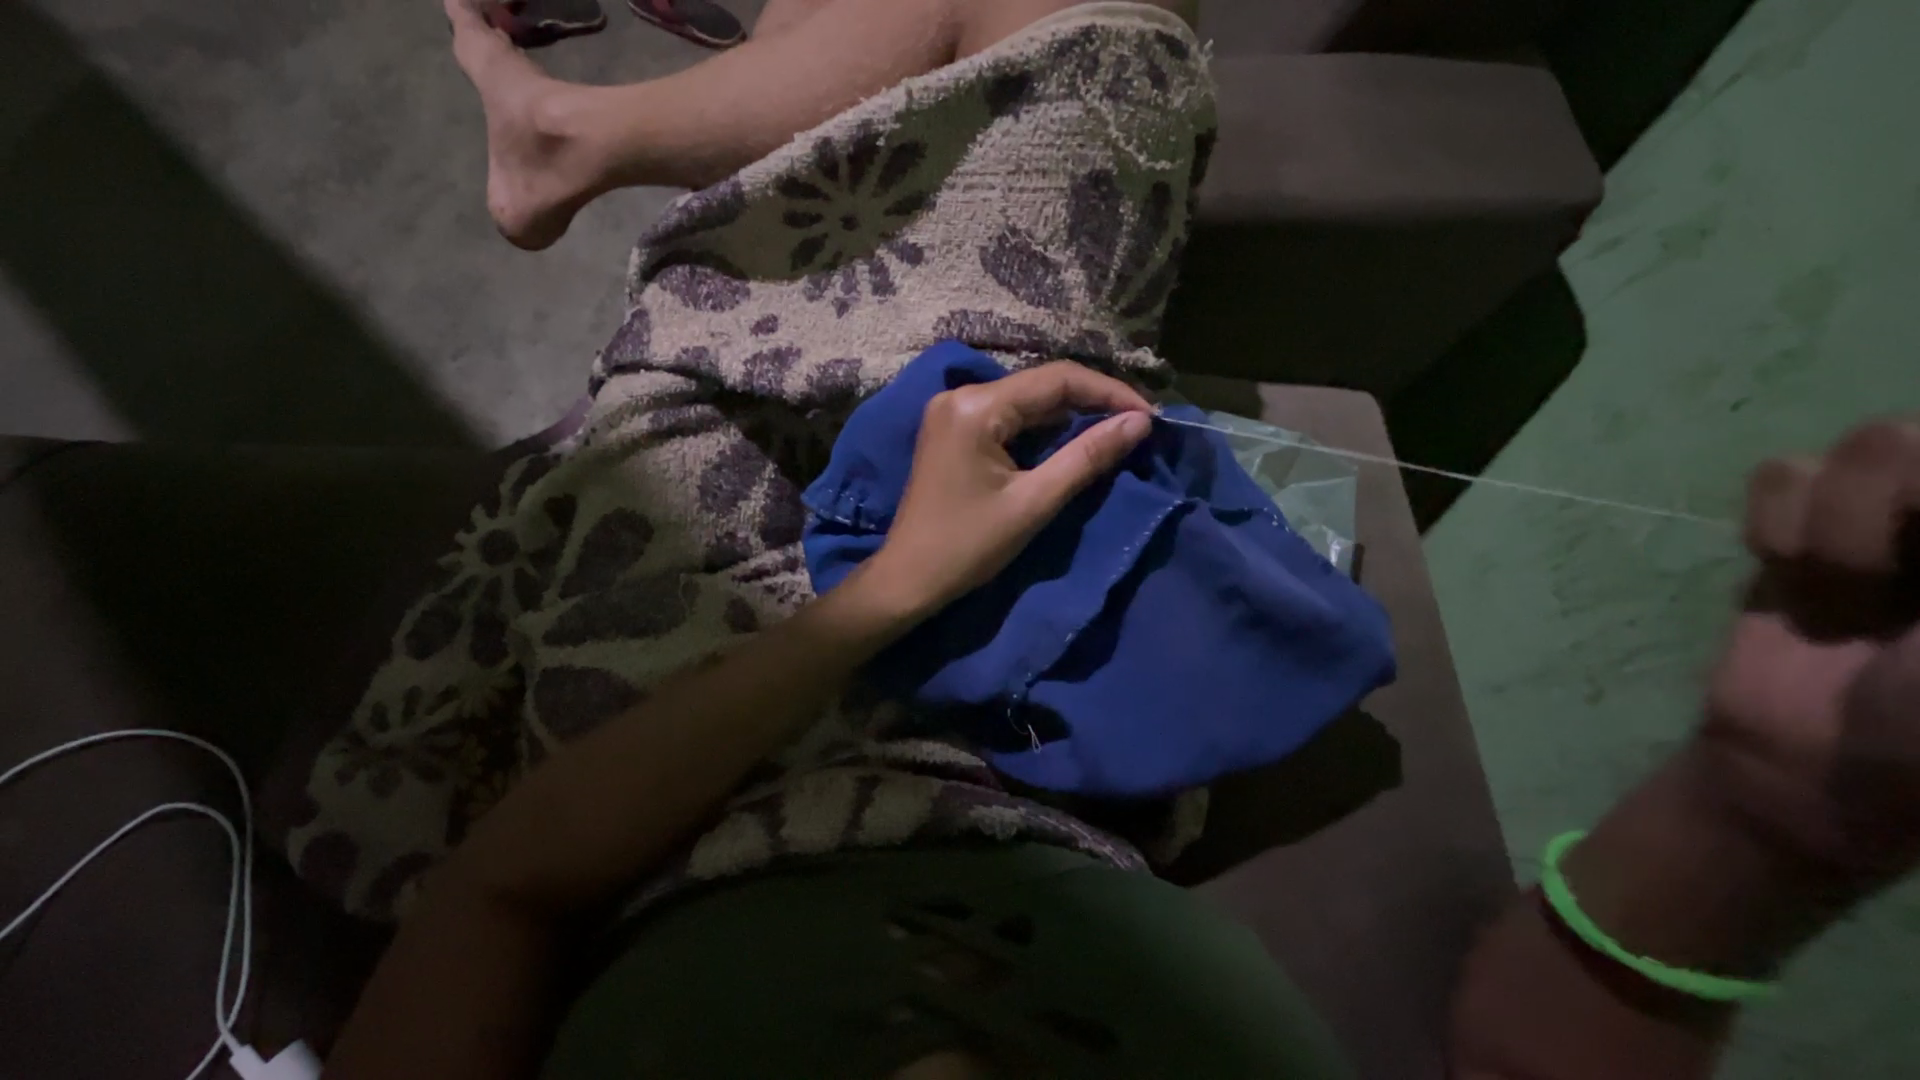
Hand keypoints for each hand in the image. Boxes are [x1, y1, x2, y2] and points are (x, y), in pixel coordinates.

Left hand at [862, 361, 1152, 615]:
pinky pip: (1008, 417)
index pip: (1057, 379)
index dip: (1109, 392)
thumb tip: (1139, 422)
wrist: (908, 578)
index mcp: (975, 406)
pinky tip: (1073, 442)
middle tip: (1138, 425)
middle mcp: (960, 395)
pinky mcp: (953, 430)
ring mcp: (953, 411)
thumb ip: (1087, 457)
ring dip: (1071, 415)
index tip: (1150, 416)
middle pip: (1041, 385)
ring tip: (1116, 432)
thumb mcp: (1034, 502)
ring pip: (1027, 400)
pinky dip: (1043, 429)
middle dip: (1093, 402)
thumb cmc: (968, 546)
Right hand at [1704, 419, 1919, 878]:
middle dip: (1900, 508)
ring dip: (1842, 523)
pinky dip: (1779, 523)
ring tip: (1844, 584)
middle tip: (1895, 581)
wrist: (1809, 760)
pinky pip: (1781, 474)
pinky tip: (1794, 569)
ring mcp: (1891, 515)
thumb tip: (1918, 467)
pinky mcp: (1802, 527)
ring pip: (1870, 443)